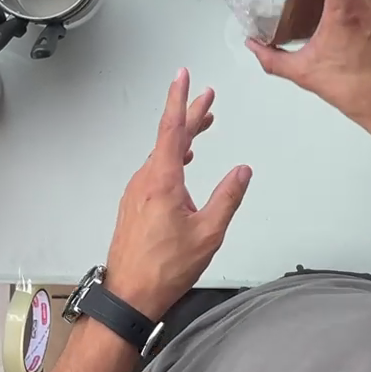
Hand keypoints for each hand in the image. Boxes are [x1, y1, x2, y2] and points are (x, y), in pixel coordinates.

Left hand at [103, 70, 250, 320]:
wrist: (128, 294)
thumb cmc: (163, 269)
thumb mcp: (208, 233)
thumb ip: (227, 197)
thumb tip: (242, 171)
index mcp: (162, 181)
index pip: (172, 129)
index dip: (180, 100)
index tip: (183, 77)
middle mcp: (146, 180)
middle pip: (169, 137)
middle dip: (190, 114)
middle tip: (207, 96)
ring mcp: (137, 191)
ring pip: (163, 153)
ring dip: (183, 136)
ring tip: (202, 124)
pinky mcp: (135, 203)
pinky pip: (156, 168)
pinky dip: (173, 156)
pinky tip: (183, 161)